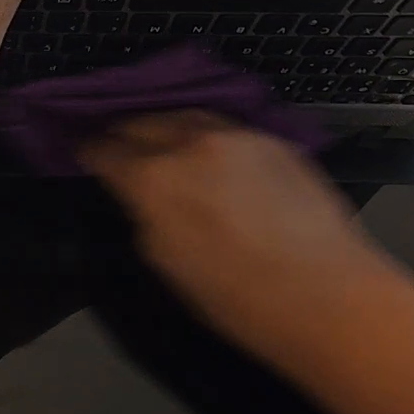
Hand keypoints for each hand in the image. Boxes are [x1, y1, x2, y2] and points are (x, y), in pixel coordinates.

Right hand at [79, 112, 397, 336]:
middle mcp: (190, 145)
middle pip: (140, 122)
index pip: (104, 150)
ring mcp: (236, 137)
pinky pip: (223, 125)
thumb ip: (143, 216)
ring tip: (154, 136)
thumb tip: (141, 197)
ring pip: (183, 115)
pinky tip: (204, 148)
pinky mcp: (274, 140)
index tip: (82, 153)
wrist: (331, 299)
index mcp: (154, 179)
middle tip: (113, 142)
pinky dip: (203, 132)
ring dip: (162, 124)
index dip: (88, 150)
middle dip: (121, 132)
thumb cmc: (238, 298)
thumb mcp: (166, 262)